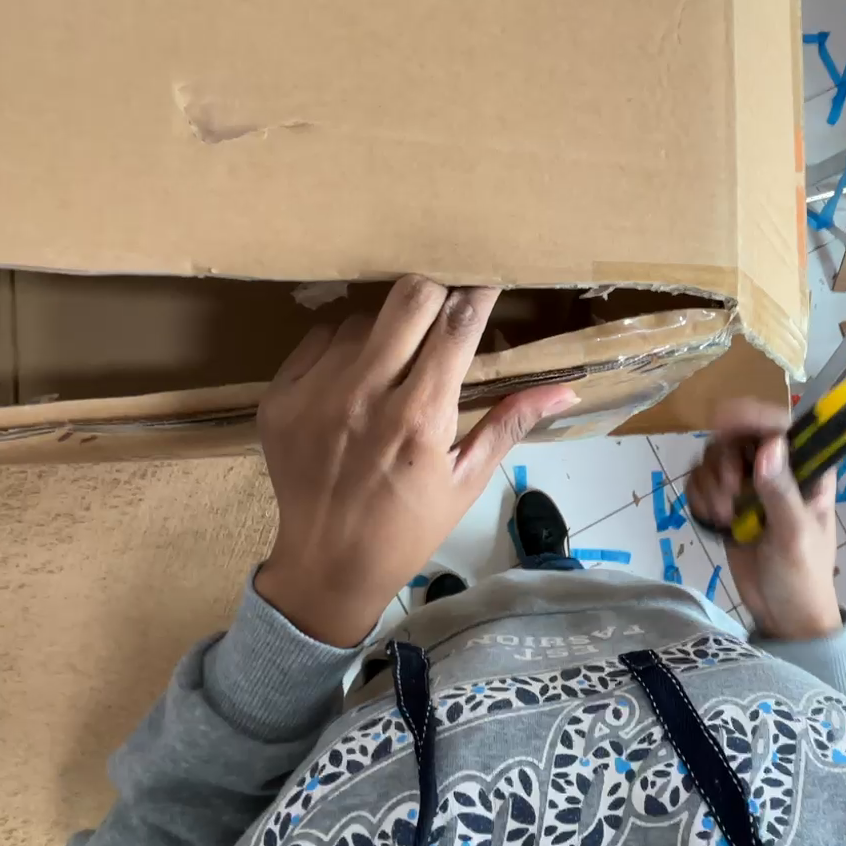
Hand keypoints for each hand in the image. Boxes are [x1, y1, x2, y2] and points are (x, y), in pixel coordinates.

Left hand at [254, 276, 578, 645]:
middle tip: (445, 316)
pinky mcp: (279, 396)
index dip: (479, 293)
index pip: (457, 325)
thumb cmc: (410, 527)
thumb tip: (565, 388)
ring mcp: (315, 392)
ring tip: (395, 364)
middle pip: (410, 296)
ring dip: (390, 329)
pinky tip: (355, 380)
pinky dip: (345, 349)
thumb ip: (510, 424)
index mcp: (420, 418)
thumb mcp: (467, 480)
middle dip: (437, 294)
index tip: (488, 280)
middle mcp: (366, 394)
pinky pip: (320, 339)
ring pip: (364, 316)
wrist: (327, 565)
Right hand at [687, 400, 842, 639]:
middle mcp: (777, 472)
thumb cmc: (802, 577)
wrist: (783, 616)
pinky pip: (702, 483)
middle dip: (725, 462)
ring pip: (716, 459)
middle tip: (728, 494)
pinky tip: (713, 519)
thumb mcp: (795, 536)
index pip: (780, 427)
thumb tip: (768, 446)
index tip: (723, 421)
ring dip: (710, 482)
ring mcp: (750, 488)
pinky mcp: (727, 506)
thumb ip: (780, 492)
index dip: (753, 416)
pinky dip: (699, 496)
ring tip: (723, 515)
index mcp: (807, 472)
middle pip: (739, 438)